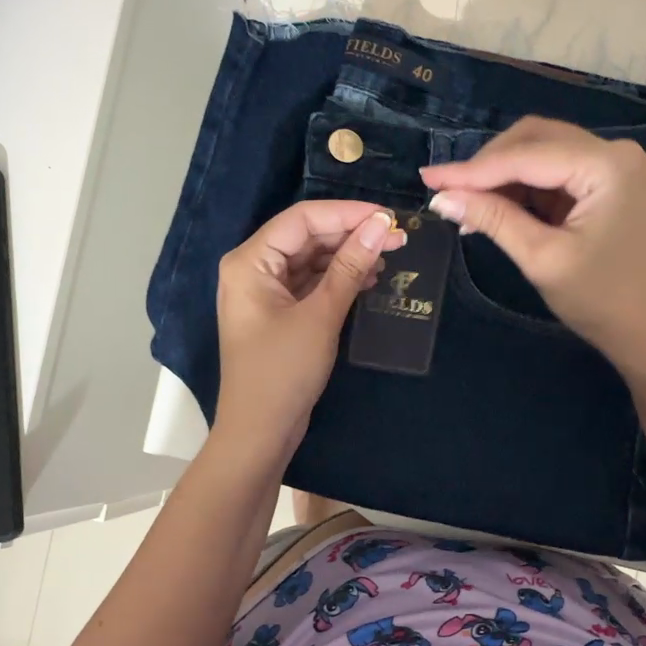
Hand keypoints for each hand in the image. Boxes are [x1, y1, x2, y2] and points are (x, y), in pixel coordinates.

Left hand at [214, 201, 404, 447]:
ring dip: (346, 257)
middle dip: (349, 234)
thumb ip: (350, 268)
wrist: (260, 432)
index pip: (301, 219)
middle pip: (305, 236)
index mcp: (249, 261)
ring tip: (388, 257)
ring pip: (309, 260)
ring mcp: (264, 293)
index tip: (388, 217)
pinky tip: (368, 279)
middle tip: (396, 238)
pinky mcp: (277, 315)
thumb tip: (380, 225)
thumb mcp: (320, 317)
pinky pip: (309, 284)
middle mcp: (251, 269)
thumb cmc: (282, 372)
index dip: (346, 213)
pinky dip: (337, 280)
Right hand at [419, 116, 645, 365]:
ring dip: (500, 177)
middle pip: (533, 140)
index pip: (526, 156)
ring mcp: (610, 166)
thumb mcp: (541, 259)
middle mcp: (612, 152)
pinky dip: (519, 189)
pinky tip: (491, 210)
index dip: (472, 169)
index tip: (428, 178)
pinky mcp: (602, 185)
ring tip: (464, 207)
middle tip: (444, 192)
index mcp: (606, 165)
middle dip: (487, 166)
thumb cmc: (599, 299)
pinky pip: (551, 174)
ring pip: (539, 153)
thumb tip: (441, 198)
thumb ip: (494, 220)